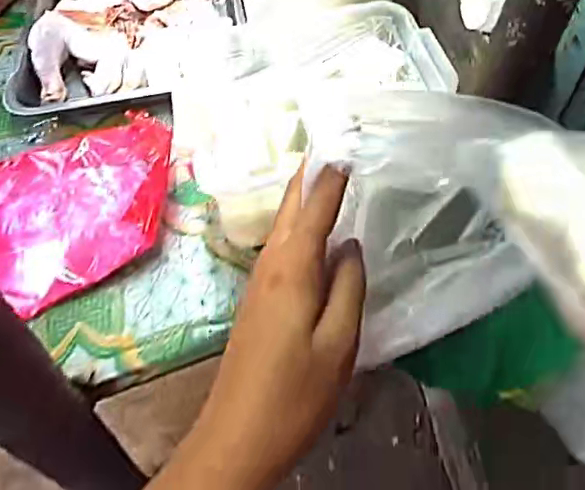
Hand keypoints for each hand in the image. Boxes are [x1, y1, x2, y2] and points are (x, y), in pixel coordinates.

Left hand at [155, 163, 364, 489]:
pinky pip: (284, 241)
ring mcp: (261, 280)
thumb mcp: (338, 345)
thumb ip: (350, 287)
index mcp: (292, 268)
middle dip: (313, 168)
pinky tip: (321, 224)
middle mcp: (271, 264)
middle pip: (290, 202)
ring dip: (307, 190)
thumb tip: (352, 246)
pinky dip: (302, 218)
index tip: (350, 137)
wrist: (232, 446)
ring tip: (335, 168)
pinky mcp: (259, 298)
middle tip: (340, 138)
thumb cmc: (292, 396)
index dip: (332, 170)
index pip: (315, 204)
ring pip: (285, 220)